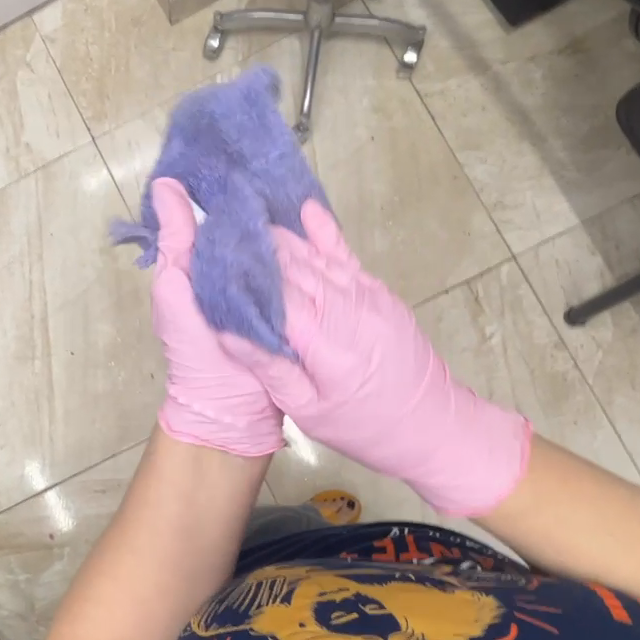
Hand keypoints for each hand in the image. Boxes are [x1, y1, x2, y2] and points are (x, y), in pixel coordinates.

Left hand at [148, 178, 284, 456]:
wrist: (231, 412)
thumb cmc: (195, 354)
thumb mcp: (175, 294)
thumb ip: (175, 244)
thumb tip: (167, 183)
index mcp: (208, 268)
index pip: (221, 220)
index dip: (230, 192)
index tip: (243, 155)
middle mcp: (239, 276)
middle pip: (255, 233)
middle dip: (266, 207)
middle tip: (282, 169)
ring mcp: (270, 294)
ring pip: (281, 251)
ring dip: (291, 231)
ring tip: (304, 192)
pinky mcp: (295, 311)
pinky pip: (303, 277)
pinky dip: (310, 258)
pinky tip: (323, 234)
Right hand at [220, 200, 531, 515]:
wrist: (434, 425)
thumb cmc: (365, 427)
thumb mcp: (309, 410)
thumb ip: (269, 366)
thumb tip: (225, 329)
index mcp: (325, 339)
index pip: (272, 293)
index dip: (238, 275)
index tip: (205, 260)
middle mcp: (347, 307)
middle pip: (291, 267)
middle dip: (252, 250)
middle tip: (214, 232)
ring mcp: (368, 295)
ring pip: (315, 257)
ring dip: (279, 239)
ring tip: (242, 219)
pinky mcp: (379, 294)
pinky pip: (346, 256)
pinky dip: (324, 234)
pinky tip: (304, 212)